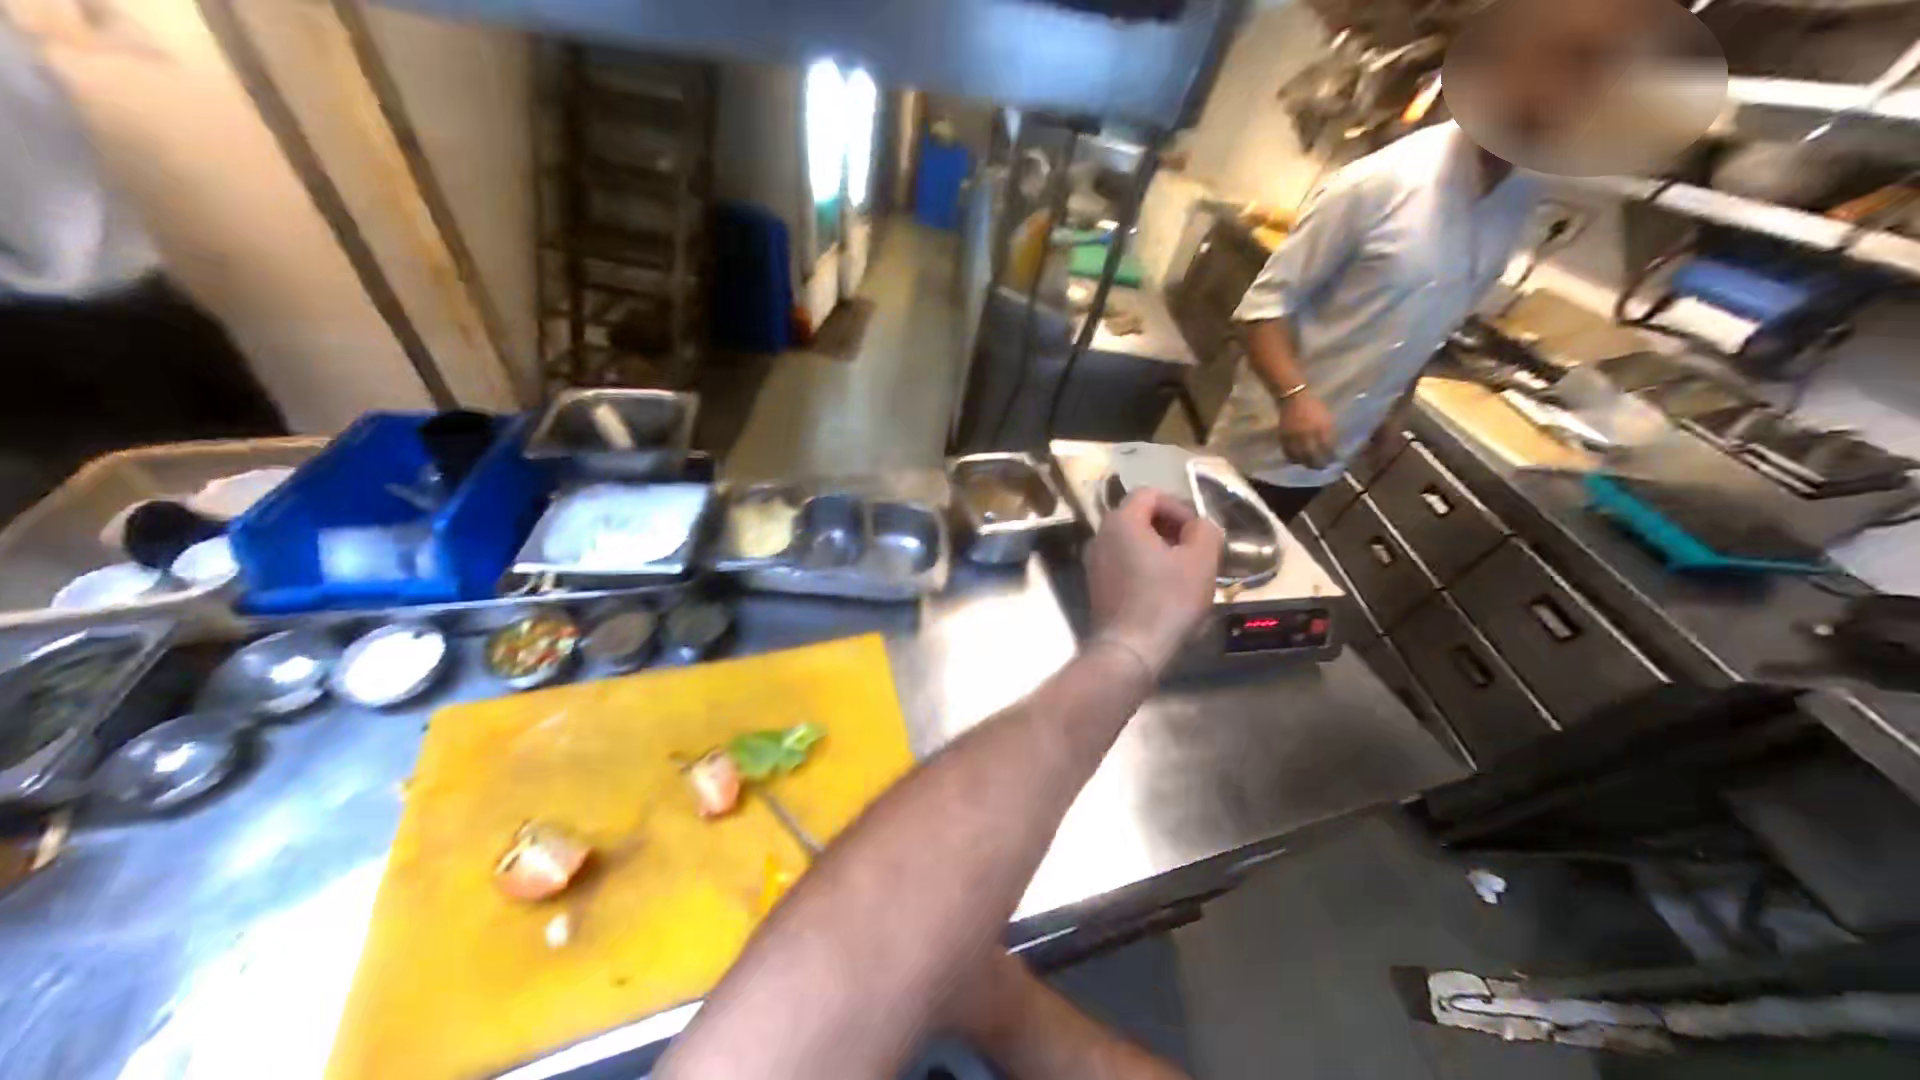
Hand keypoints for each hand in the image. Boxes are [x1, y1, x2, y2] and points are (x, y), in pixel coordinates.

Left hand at [1085, 489, 1222, 673]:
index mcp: (1121, 521)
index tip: (1198, 531)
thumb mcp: (1200, 561)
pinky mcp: (1096, 586)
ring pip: (1131, 542)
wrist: (1129, 649)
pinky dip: (1144, 566)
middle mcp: (1100, 536)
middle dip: (1170, 528)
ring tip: (1184, 571)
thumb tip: (1199, 526)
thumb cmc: (1167, 600)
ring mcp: (1094, 562)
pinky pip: (1123, 563)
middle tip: (1195, 550)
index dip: (1179, 506)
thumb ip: (1205, 531)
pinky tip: (1164, 590)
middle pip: (1138, 517)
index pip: (1150, 494)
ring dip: (1159, 549)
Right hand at [1277, 391, 1335, 467]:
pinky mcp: (1283, 438)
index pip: (1327, 449)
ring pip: (1299, 457)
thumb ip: (1328, 432)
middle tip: (1321, 467)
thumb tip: (1331, 447)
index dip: (1331, 457)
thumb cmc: (1313, 405)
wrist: (1293, 397)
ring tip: (1308, 464)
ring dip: (1304, 463)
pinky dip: (1292, 458)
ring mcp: (1295, 438)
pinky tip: (1296, 458)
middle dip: (1318, 464)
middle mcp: (1308, 435)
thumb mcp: (1326, 418)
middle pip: (1313, 457)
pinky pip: (1288, 452)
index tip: (1333, 461)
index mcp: (1322, 429)